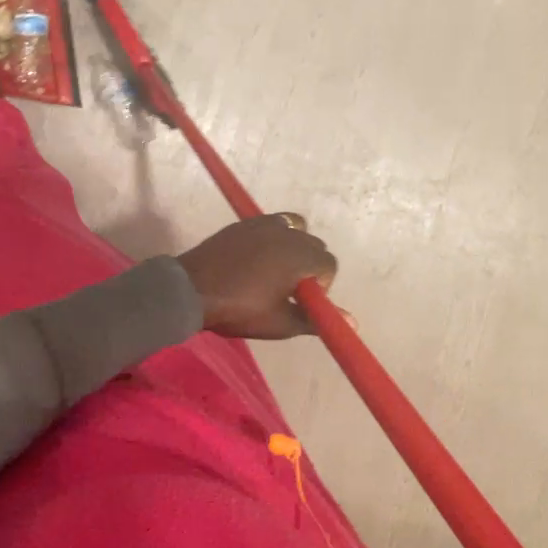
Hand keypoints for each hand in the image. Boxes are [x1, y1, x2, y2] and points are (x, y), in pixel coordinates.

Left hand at [177, 213, 335, 338]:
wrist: (192, 289)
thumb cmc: (240, 309)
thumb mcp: (280, 323)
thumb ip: (316, 319)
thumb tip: (355, 324)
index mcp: (300, 256)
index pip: (328, 265)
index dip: (320, 285)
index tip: (300, 301)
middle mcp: (288, 233)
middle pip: (314, 245)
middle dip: (309, 266)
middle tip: (287, 290)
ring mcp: (264, 223)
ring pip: (295, 228)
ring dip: (294, 246)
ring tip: (275, 270)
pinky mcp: (245, 222)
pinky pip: (272, 223)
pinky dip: (275, 236)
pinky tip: (257, 258)